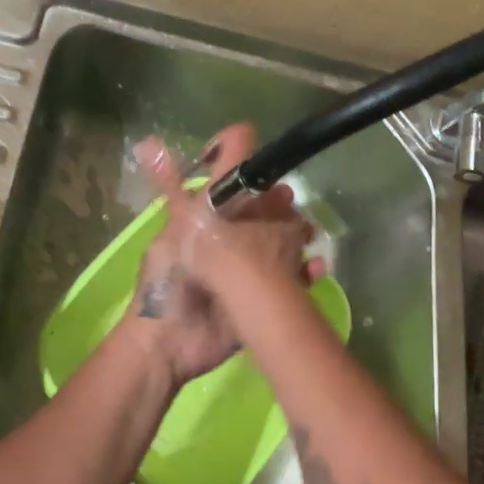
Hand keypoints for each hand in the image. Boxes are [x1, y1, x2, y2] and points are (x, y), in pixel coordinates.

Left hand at [120, 124, 324, 385]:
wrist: (170, 345)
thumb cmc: (168, 282)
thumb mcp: (182, 228)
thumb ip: (193, 188)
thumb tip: (175, 139)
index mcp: (206, 223)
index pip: (238, 192)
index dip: (257, 183)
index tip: (271, 180)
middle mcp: (229, 244)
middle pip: (266, 216)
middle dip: (283, 210)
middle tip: (290, 209)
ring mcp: (249, 273)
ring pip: (284, 245)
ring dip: (300, 237)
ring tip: (308, 237)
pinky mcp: (265, 301)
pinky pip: (294, 281)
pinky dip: (307, 272)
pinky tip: (315, 269)